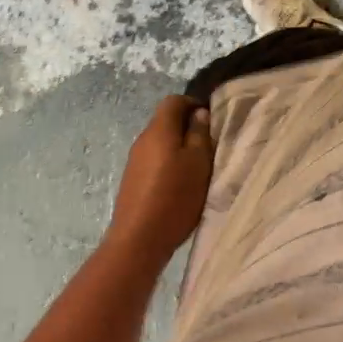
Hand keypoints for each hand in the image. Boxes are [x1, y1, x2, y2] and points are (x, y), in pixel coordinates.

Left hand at [108, 95, 214, 255]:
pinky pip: (153, 161)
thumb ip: (199, 134)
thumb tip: (198, 113)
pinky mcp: (132, 181)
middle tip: (208, 147)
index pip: (174, 100)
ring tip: (196, 168)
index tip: (210, 121)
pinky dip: (167, 165)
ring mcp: (134, 161)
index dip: (193, 104)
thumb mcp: (199, 162)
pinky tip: (178, 186)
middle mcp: (143, 140)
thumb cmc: (174, 196)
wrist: (137, 241)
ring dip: (177, 149)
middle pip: (165, 121)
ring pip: (160, 143)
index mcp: (159, 130)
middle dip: (187, 128)